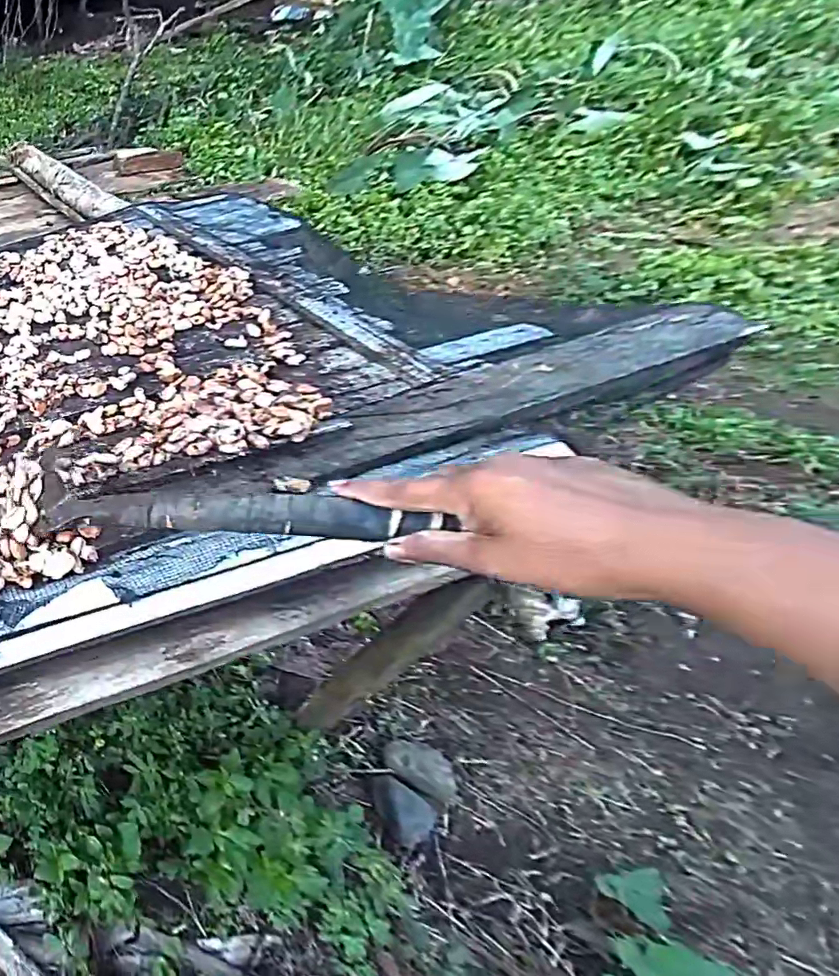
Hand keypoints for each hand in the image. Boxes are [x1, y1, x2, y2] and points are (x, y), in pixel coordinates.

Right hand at [332, 453, 722, 598]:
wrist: (679, 545)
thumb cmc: (584, 556)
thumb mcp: (498, 562)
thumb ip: (439, 549)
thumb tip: (397, 546)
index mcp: (473, 487)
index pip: (406, 491)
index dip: (371, 492)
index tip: (342, 487)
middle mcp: (500, 464)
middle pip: (449, 486)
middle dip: (440, 508)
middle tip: (443, 534)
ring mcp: (539, 461)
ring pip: (490, 482)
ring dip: (485, 506)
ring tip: (515, 539)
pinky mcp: (573, 465)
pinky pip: (527, 479)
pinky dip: (523, 499)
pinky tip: (551, 526)